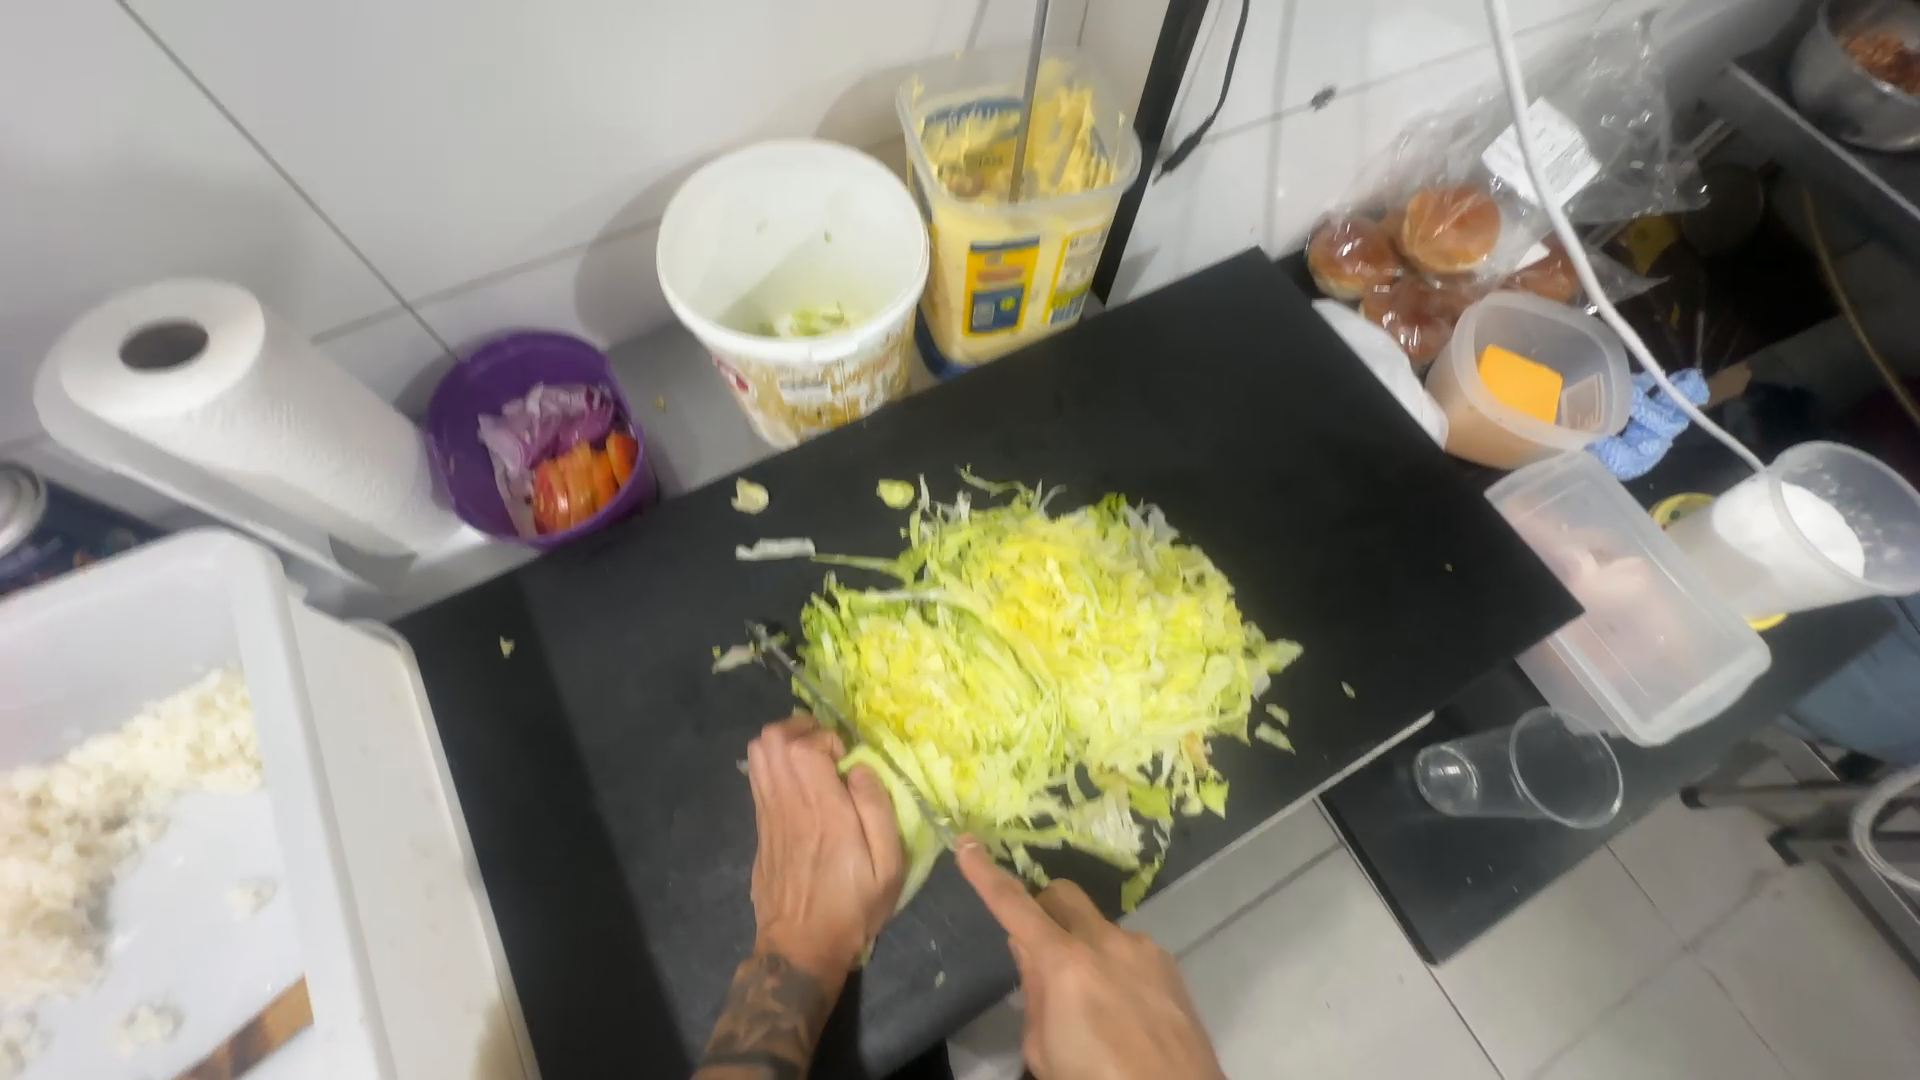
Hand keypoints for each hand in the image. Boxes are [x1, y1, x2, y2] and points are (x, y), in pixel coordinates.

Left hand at [746, 713, 903, 982]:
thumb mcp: (887, 866)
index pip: (804, 747)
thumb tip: (860, 768)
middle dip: (801, 728)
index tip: (846, 757)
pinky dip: (774, 762)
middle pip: (772, 739)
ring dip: (784, 741)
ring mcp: (768, 815)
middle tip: (827, 745)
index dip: (826, 738)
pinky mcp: (759, 827)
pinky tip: (798, 778)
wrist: (801, 949)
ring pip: (758, 753)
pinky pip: (757, 776)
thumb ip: (877, 809)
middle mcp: (789, 805)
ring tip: (811, 754)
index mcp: (823, 811)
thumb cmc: (852, 907)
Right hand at [957, 838, 1223, 1079]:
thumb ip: (1034, 994)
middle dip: (1044, 910)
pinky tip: (1126, 1011)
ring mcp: (1142, 949)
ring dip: (1083, 948)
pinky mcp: (1169, 964)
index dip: (985, 874)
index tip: (967, 843)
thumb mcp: (1043, 1052)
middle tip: (1040, 954)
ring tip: (1093, 1004)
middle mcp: (1105, 942)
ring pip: (1097, 926)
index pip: (1014, 906)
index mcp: (1065, 965)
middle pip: (1061, 894)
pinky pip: (1129, 949)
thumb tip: (1030, 954)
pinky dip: (1115, 967)